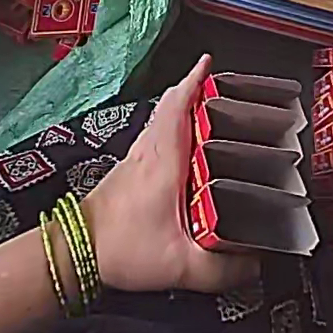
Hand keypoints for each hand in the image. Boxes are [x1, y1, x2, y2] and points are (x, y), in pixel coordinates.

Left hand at [81, 54, 257, 293]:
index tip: (207, 62)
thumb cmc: (122, 248)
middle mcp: (150, 149)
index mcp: (164, 158)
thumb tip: (255, 264)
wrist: (78, 250)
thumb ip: (221, 269)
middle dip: (194, 87)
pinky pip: (156, 132)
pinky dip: (172, 123)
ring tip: (208, 107)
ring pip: (162, 117)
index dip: (193, 81)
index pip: (178, 105)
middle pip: (171, 104)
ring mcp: (138, 155)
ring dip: (182, 104)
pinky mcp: (131, 167)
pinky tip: (185, 143)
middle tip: (219, 84)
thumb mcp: (179, 265)